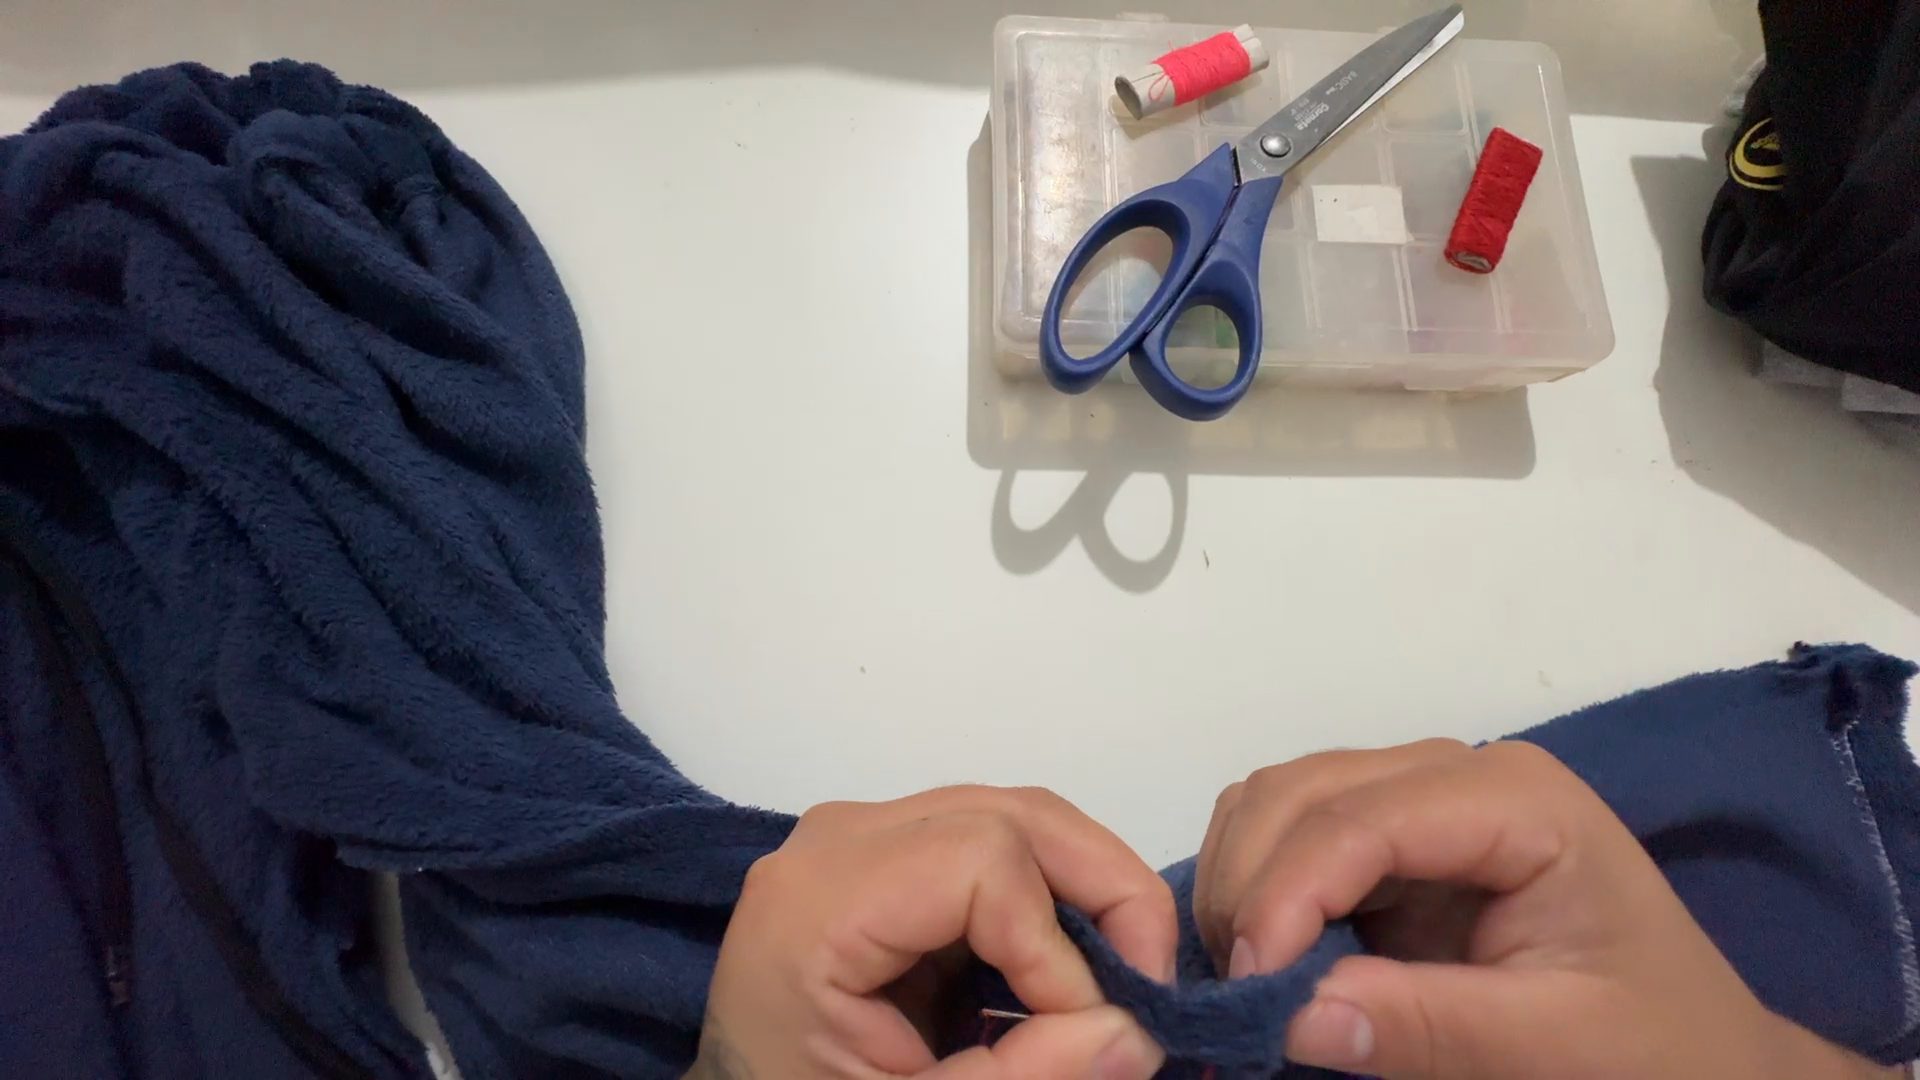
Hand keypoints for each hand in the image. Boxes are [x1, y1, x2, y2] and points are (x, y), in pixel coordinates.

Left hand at [694, 785, 1176, 1078]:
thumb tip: (1139, 1033)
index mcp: (820, 896)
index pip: (981, 857)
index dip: (1058, 946)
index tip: (1101, 1033)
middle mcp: (842, 833)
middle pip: (1009, 813)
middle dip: (1104, 886)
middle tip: (1152, 977)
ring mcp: (866, 828)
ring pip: (1013, 812)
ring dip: (1086, 883)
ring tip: (1122, 966)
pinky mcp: (891, 841)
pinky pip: (995, 833)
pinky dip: (1051, 888)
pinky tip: (1067, 951)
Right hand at [1194, 739, 1902, 1079]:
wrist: (1700, 1051)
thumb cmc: (1662, 1054)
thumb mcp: (1568, 1056)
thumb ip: (1430, 1030)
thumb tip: (1287, 1016)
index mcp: (1512, 797)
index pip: (1360, 820)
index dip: (1287, 891)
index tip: (1249, 984)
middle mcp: (1445, 767)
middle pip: (1299, 791)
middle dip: (1250, 882)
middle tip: (1238, 986)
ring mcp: (1404, 785)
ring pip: (1273, 795)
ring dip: (1238, 874)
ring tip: (1246, 966)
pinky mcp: (1374, 819)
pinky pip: (1276, 819)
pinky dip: (1248, 872)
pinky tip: (1262, 937)